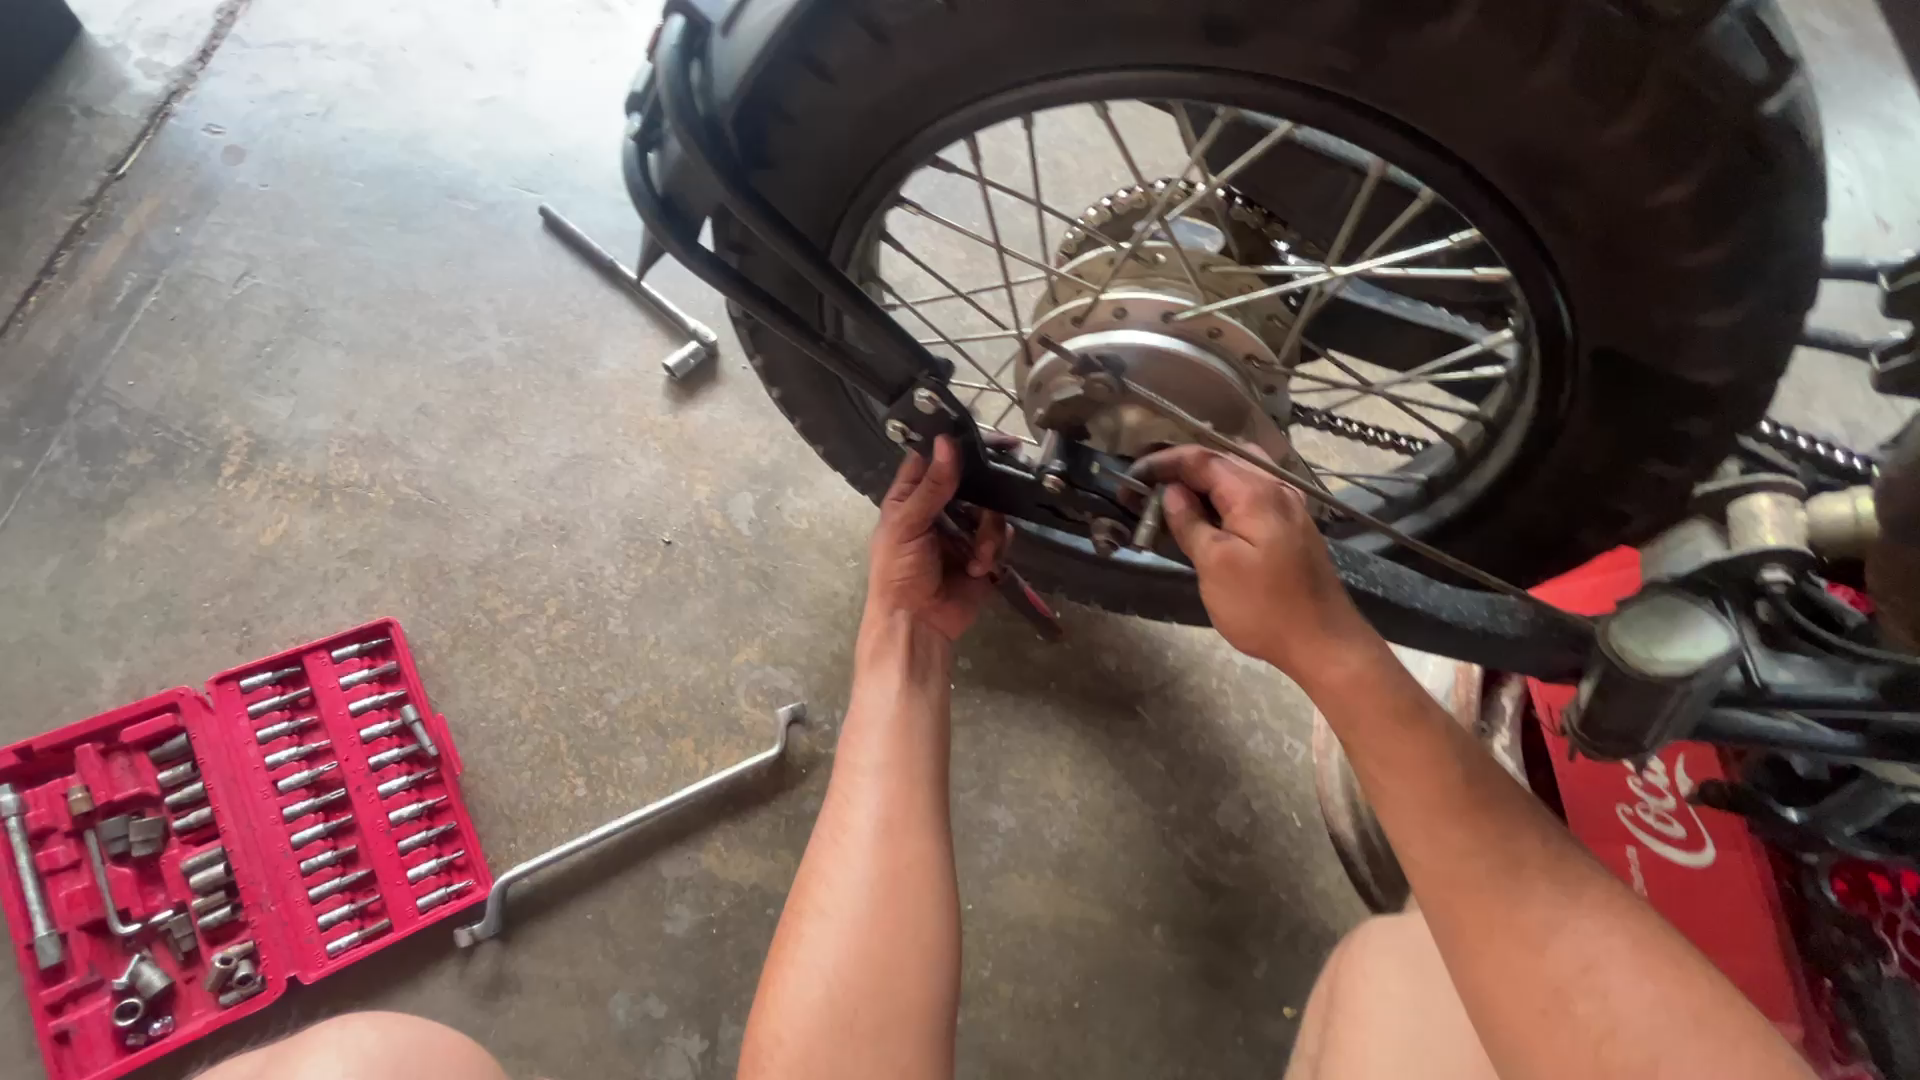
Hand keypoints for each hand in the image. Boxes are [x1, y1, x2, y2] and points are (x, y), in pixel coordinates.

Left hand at [864, 436, 1009, 642]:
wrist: (916, 623)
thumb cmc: (898, 572)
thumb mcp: (907, 524)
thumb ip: (932, 485)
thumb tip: (947, 441)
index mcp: (911, 498)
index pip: (934, 460)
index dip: (955, 446)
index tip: (985, 436)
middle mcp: (939, 509)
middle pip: (971, 482)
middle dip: (987, 488)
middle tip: (1009, 473)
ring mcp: (963, 531)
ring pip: (991, 509)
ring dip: (988, 531)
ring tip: (978, 556)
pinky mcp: (984, 553)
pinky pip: (1001, 536)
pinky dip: (994, 550)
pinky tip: (980, 568)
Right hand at [1134, 444, 1379, 679]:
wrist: (1323, 643)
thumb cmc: (1263, 606)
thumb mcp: (1215, 565)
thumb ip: (1190, 523)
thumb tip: (1171, 493)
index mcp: (1255, 492)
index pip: (1201, 458)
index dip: (1162, 462)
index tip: (1131, 478)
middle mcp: (1276, 488)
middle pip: (1221, 459)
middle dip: (1180, 467)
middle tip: (1146, 485)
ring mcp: (1288, 506)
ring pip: (1238, 473)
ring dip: (1202, 480)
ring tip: (1170, 496)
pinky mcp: (1291, 526)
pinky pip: (1251, 493)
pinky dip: (1222, 495)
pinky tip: (1206, 514)